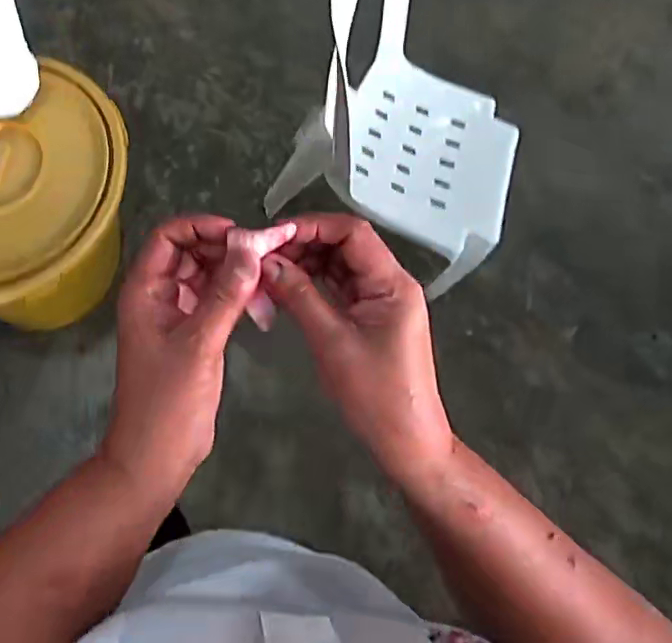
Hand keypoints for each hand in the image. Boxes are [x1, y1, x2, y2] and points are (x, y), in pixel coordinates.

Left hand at [99, 217, 288, 500]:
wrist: (155, 459)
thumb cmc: (168, 401)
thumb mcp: (199, 343)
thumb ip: (225, 294)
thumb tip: (249, 246)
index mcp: (145, 289)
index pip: (168, 236)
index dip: (200, 226)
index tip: (238, 233)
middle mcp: (157, 294)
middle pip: (189, 252)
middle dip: (223, 249)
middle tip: (262, 255)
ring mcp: (173, 314)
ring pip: (203, 275)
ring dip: (232, 273)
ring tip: (266, 278)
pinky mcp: (190, 333)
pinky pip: (211, 299)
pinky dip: (233, 296)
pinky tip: (259, 301)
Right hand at [265, 214, 456, 484]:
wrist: (408, 444)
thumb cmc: (376, 396)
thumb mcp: (332, 342)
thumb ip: (299, 295)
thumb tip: (265, 262)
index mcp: (392, 283)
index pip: (352, 232)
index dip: (312, 226)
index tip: (274, 236)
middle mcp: (389, 282)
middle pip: (343, 243)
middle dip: (302, 243)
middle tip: (263, 254)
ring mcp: (379, 298)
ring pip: (337, 263)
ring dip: (303, 262)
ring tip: (267, 270)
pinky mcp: (368, 314)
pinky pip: (336, 285)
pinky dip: (310, 282)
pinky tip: (282, 286)